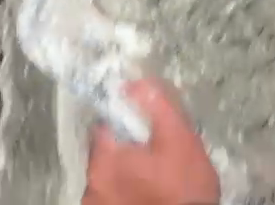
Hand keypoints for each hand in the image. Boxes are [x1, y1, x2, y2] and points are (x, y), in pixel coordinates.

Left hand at [84, 80, 220, 204]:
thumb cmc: (183, 182)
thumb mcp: (178, 136)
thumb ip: (155, 104)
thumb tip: (134, 82)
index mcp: (103, 161)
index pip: (102, 124)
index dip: (122, 116)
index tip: (142, 119)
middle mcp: (91, 187)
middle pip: (105, 150)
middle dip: (126, 144)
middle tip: (154, 146)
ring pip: (110, 173)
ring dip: (125, 167)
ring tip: (154, 170)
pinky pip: (113, 193)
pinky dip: (126, 187)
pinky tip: (148, 188)